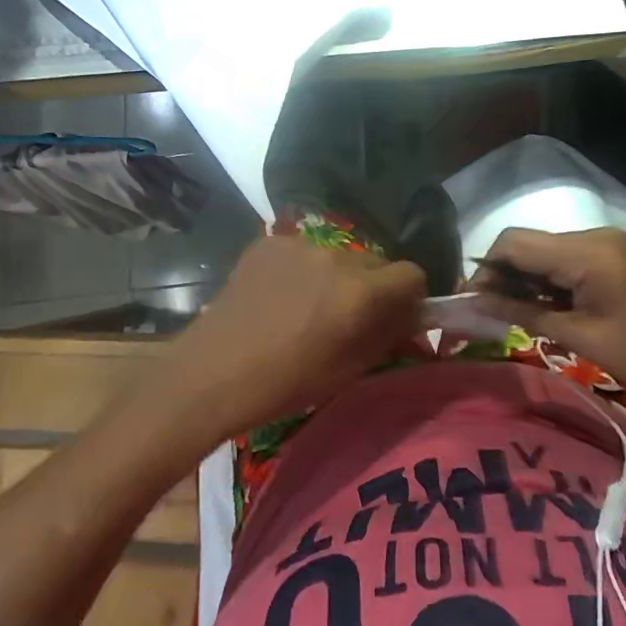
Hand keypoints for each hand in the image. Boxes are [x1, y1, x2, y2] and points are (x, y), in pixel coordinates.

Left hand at [163, 236, 426, 436]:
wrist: (214, 371)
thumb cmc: (286, 383)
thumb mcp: (349, 369)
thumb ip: (387, 335)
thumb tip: (408, 316)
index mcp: (361, 292)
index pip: (412, 274)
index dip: (409, 297)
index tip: (394, 317)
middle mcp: (335, 257)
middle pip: (374, 263)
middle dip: (370, 287)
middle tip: (346, 317)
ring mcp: (298, 245)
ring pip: (336, 257)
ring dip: (334, 277)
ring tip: (305, 308)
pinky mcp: (267, 242)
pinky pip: (301, 252)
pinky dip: (300, 270)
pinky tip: (277, 296)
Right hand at [474, 228, 625, 398]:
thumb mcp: (582, 338)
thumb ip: (524, 314)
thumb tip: (477, 302)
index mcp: (585, 252)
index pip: (513, 243)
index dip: (485, 267)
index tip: (473, 299)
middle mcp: (592, 236)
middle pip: (527, 243)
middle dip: (501, 273)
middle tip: (490, 309)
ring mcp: (606, 243)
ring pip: (545, 250)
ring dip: (525, 277)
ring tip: (516, 312)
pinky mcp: (615, 254)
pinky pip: (567, 258)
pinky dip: (549, 279)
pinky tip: (547, 306)